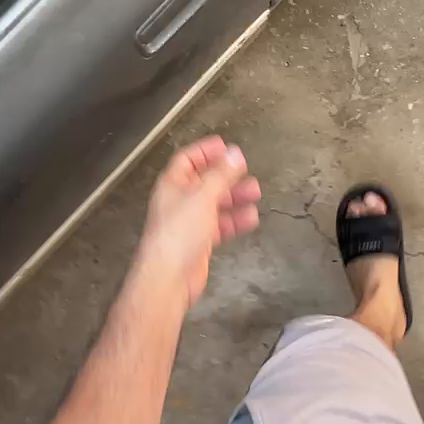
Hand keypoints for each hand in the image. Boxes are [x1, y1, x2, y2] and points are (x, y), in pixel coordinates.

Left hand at [133, 137, 260, 307]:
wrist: (169, 277)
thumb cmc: (176, 235)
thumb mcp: (202, 197)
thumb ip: (221, 175)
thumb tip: (234, 154)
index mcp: (172, 185)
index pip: (187, 159)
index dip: (205, 151)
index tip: (223, 146)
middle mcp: (179, 201)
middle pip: (204, 181)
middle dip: (226, 175)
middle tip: (245, 170)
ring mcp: (189, 222)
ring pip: (215, 203)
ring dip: (234, 197)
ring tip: (254, 192)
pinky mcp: (199, 242)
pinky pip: (220, 225)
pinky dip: (234, 220)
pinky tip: (249, 217)